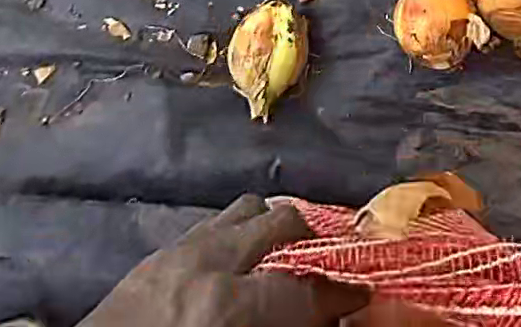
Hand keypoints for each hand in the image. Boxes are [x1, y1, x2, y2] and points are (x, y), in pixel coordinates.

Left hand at [82, 195, 368, 326]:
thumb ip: (271, 322)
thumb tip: (312, 316)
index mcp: (222, 303)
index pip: (297, 293)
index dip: (334, 297)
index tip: (360, 295)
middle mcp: (207, 260)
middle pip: (277, 219)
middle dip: (308, 236)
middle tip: (322, 260)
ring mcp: (181, 248)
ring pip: (244, 206)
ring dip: (270, 223)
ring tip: (281, 249)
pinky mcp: (160, 250)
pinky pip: (213, 223)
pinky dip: (236, 232)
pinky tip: (236, 260)